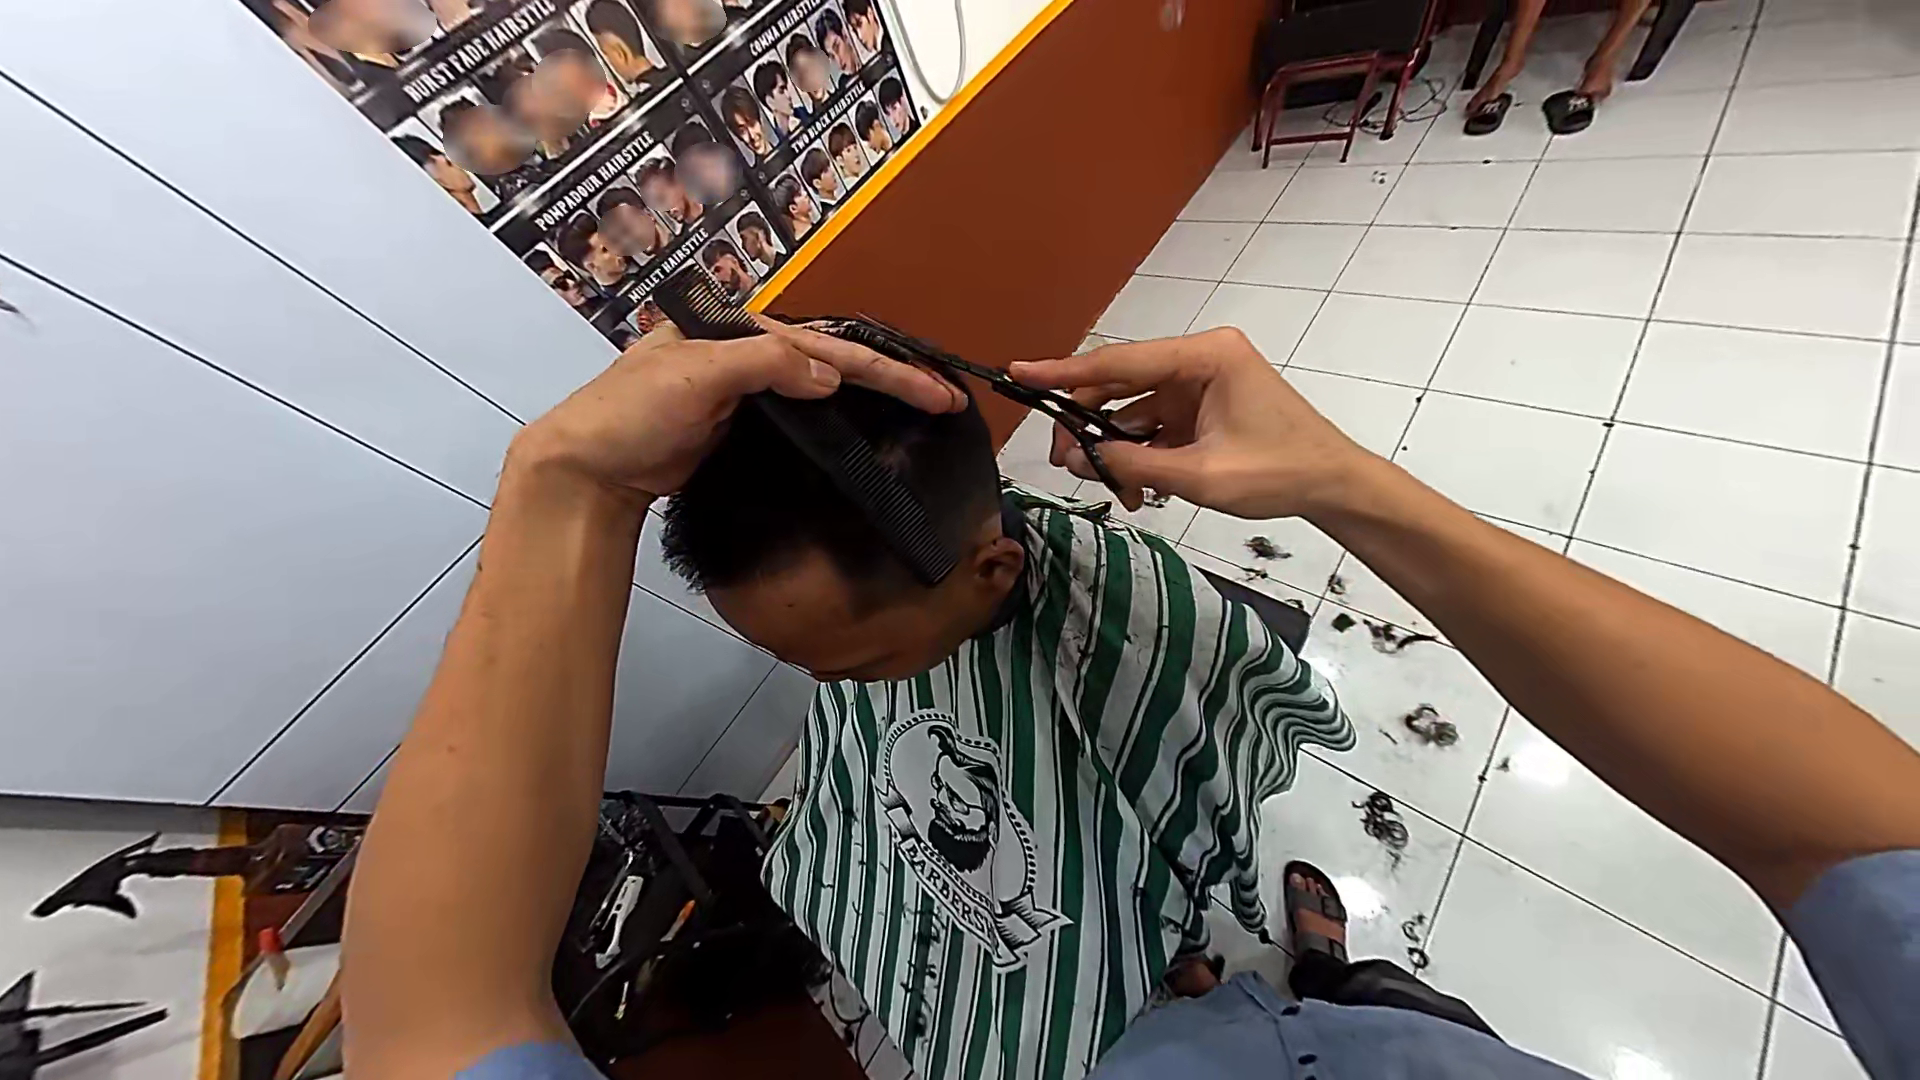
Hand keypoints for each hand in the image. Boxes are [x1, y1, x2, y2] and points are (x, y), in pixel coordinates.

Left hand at [513, 318, 965, 501]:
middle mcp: (756, 354)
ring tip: (924, 406)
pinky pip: (810, 415)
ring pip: (830, 386)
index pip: (829, 346)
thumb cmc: (632, 412)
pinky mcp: (753, 425)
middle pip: (838, 361)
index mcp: (744, 332)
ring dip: (878, 396)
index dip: (884, 368)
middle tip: (947, 397)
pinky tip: (870, 426)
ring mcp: (755, 391)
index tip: (935, 391)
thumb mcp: (692, 375)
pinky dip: (846, 418)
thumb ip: (762, 364)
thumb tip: (831, 376)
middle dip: (895, 378)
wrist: (593, 467)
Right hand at [1008, 327, 1377, 519]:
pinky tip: (1134, 486)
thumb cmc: (1277, 473)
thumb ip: (1131, 463)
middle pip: (1119, 384)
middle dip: (1085, 423)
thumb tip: (1074, 459)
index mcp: (1205, 357)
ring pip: (1131, 408)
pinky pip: (1151, 425)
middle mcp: (1198, 360)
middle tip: (1061, 459)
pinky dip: (1136, 453)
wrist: (1331, 486)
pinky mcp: (1199, 407)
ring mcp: (1198, 384)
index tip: (1019, 372)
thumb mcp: (1198, 473)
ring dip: (1113, 446)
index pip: (1119, 361)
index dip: (1064, 371)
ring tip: (1106, 484)